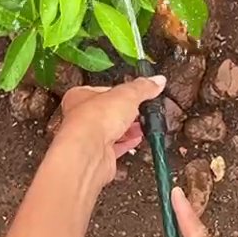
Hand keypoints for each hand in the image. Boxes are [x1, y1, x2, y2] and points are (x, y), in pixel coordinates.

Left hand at [49, 75, 164, 187]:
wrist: (89, 151)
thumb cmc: (95, 119)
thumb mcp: (127, 95)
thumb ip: (143, 88)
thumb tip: (156, 81)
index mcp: (81, 96)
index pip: (104, 90)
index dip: (122, 92)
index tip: (138, 92)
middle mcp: (82, 118)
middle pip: (109, 112)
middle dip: (126, 112)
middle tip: (142, 110)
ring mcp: (91, 138)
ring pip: (112, 131)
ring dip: (128, 128)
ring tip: (143, 124)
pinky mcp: (100, 155)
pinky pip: (116, 148)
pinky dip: (127, 143)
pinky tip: (136, 139)